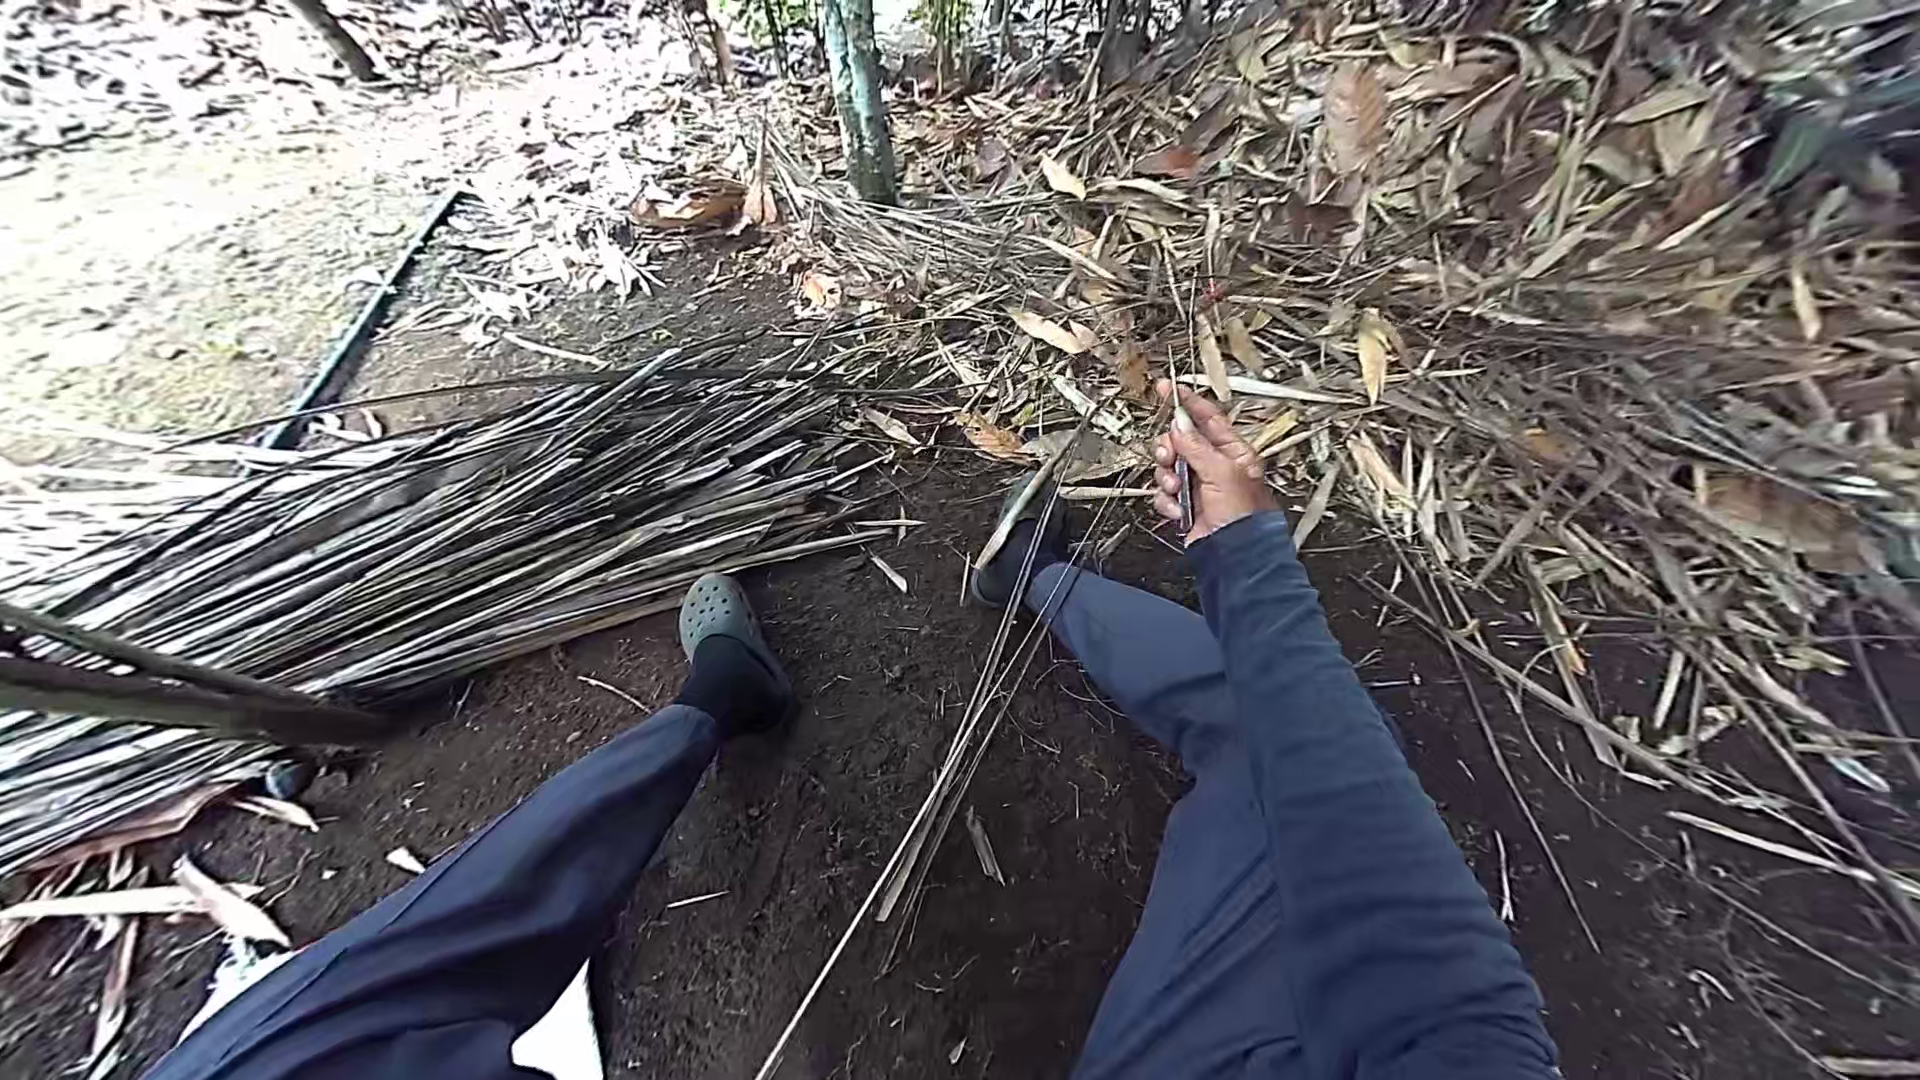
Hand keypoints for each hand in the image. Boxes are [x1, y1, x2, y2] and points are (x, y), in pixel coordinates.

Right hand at [1153, 379, 1277, 544]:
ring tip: (1177, 490)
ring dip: (1166, 478)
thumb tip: (1179, 424)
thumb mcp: (1221, 472)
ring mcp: (1196, 484)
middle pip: (1178, 441)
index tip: (1167, 388)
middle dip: (1169, 450)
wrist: (1233, 554)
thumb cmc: (1243, 516)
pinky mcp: (1182, 503)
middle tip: (1170, 457)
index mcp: (1231, 451)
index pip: (1206, 418)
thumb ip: (1196, 446)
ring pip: (1166, 467)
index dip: (1186, 402)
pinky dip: (1166, 501)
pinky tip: (1178, 510)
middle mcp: (1212, 465)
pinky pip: (1162, 493)